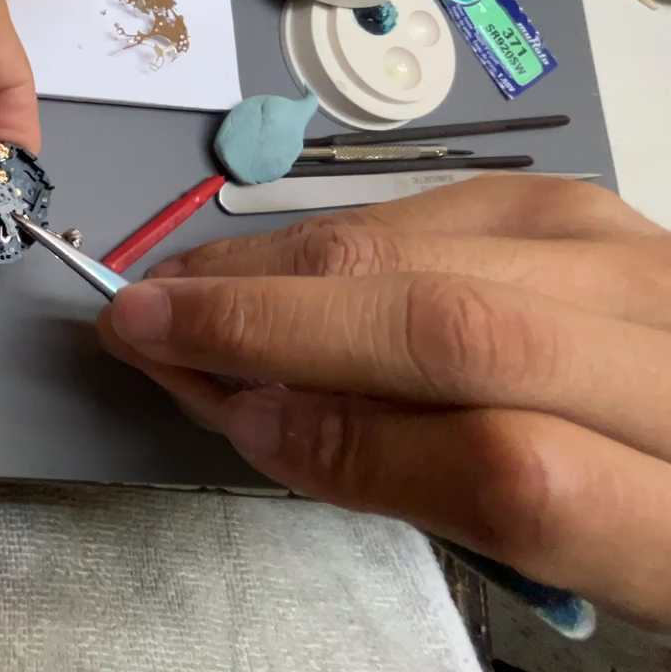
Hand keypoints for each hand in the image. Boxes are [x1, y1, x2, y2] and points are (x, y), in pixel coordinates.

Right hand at [97, 177, 670, 625]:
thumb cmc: (620, 495)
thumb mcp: (549, 559)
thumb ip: (403, 484)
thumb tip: (244, 408)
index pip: (520, 478)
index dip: (343, 445)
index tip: (227, 417)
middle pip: (452, 333)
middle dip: (256, 323)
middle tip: (141, 322)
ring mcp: (633, 260)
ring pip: (402, 252)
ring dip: (251, 271)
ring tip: (174, 289)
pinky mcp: (567, 203)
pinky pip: (393, 209)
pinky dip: (295, 243)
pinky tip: (248, 268)